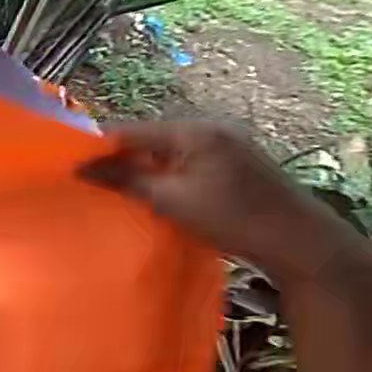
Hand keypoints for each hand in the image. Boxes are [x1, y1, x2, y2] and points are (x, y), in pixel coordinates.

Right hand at [78, 121, 366, 283]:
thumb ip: (125, 179)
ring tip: (115, 190)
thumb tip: (81, 167)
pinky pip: (183, 161)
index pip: (129, 131)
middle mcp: (208, 128)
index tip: (70, 167)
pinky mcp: (233, 162)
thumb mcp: (170, 200)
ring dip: (141, 168)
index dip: (97, 148)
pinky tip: (153, 194)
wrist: (302, 242)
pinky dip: (163, 174)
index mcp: (192, 131)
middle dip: (118, 158)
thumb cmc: (232, 218)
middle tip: (89, 182)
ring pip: (164, 151)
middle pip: (146, 139)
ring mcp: (224, 144)